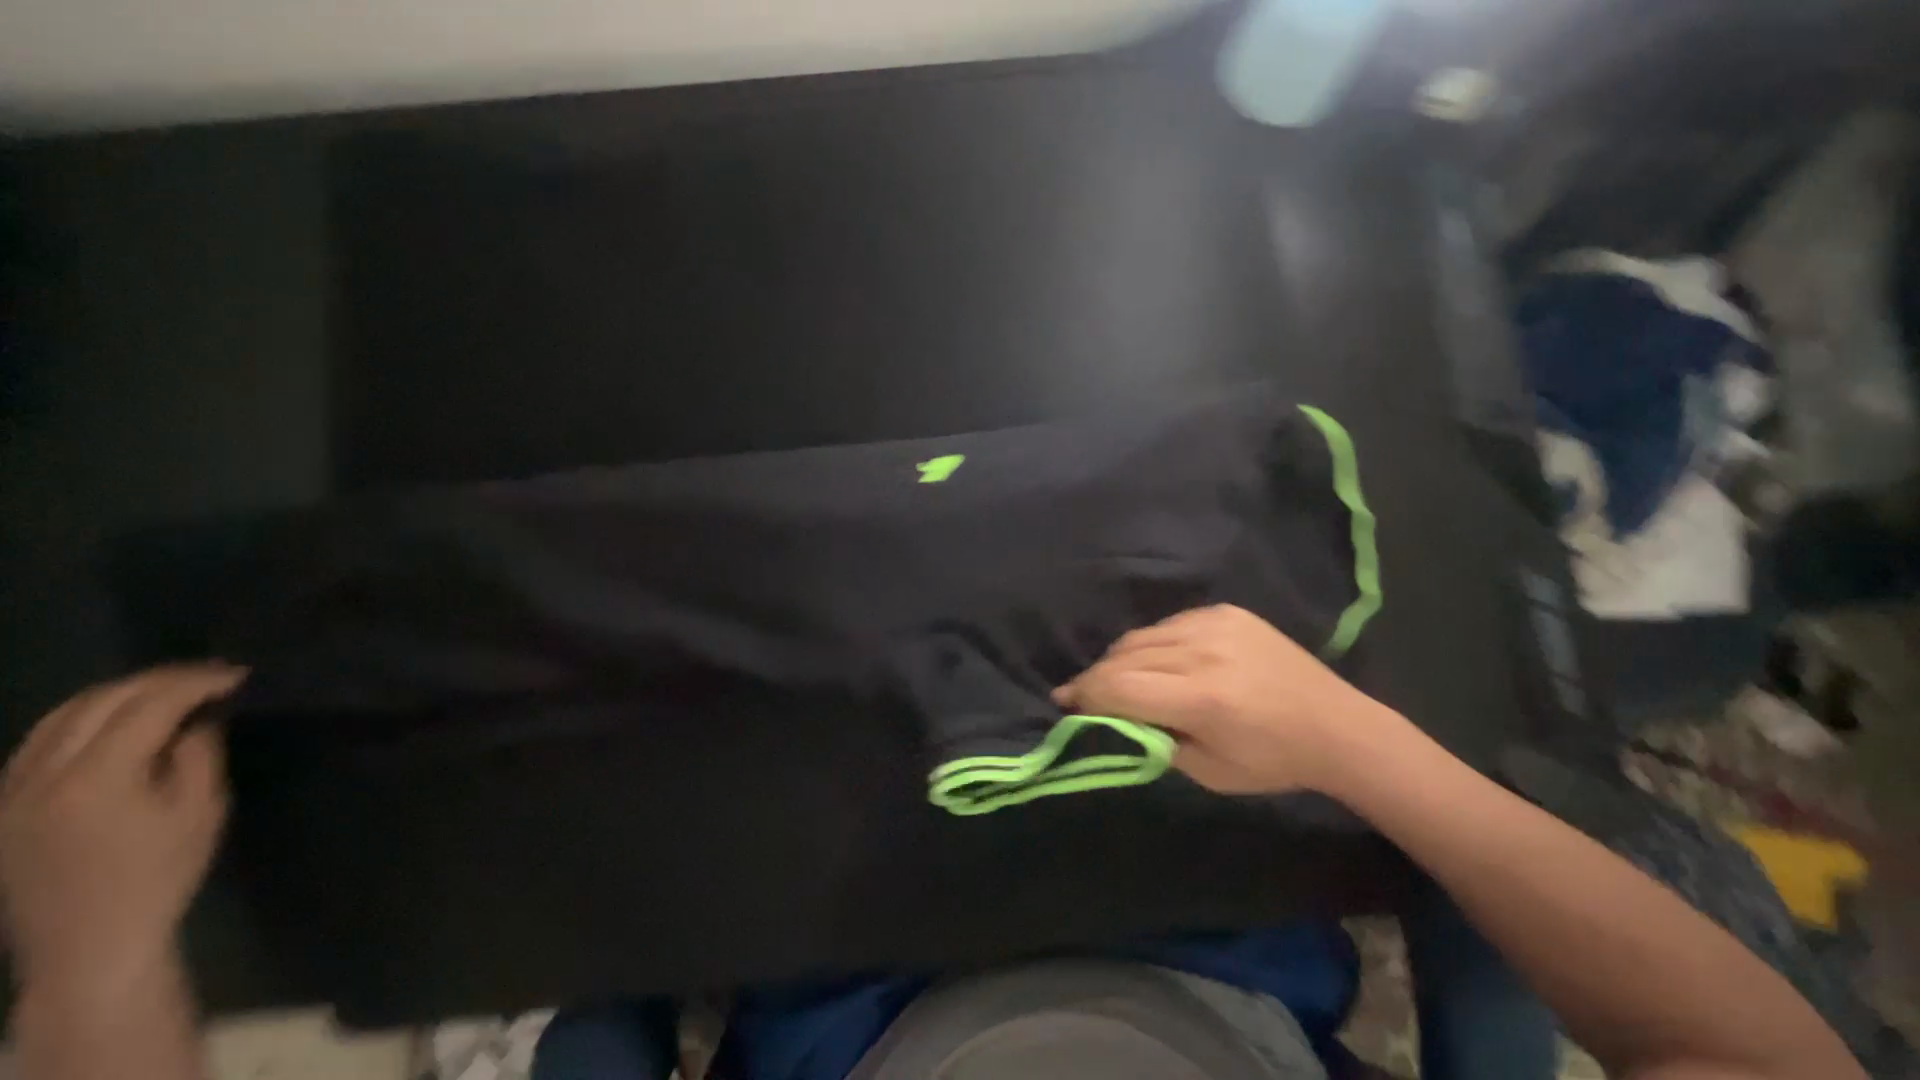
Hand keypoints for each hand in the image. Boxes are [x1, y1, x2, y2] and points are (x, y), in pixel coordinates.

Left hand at [0, 664, 241, 1000]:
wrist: (89, 944)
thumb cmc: (159, 878)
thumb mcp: (200, 812)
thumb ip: (198, 753)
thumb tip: (198, 715)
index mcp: (96, 779)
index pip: (149, 705)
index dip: (196, 683)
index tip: (236, 676)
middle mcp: (41, 774)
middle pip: (100, 700)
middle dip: (159, 680)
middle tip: (208, 677)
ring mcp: (11, 789)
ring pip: (63, 714)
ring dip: (119, 694)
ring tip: (166, 692)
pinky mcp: (2, 802)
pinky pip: (41, 740)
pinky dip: (84, 717)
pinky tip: (116, 721)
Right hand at [1053, 605, 1400, 794]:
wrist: (1336, 726)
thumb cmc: (1272, 762)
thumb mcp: (1207, 772)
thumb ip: (1155, 742)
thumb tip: (1111, 719)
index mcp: (1202, 698)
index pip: (1119, 688)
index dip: (1085, 696)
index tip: (1064, 705)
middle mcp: (1204, 651)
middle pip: (1123, 657)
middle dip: (1095, 678)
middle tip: (1082, 697)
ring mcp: (1216, 624)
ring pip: (1142, 637)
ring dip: (1121, 660)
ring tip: (1116, 681)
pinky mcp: (1226, 611)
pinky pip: (1169, 625)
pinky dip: (1153, 645)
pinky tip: (1160, 664)